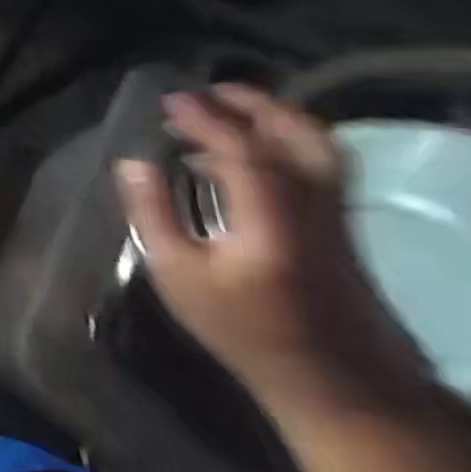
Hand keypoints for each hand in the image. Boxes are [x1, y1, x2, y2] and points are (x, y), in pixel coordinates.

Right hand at [116, 85, 426, 411]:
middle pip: (301, 139)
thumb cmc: (243, 328)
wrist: (333, 382)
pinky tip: (238, 155)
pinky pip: (314, 167)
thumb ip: (152, 215)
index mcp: (272, 221)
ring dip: (274, 121)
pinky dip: (279, 145)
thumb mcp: (177, 275)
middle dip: (257, 106)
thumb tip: (133, 163)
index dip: (206, 119)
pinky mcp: (338, 228)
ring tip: (227, 110)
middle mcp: (313, 209)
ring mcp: (333, 218)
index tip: (170, 99)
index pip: (244, 152)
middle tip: (210, 89)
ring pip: (318, 151)